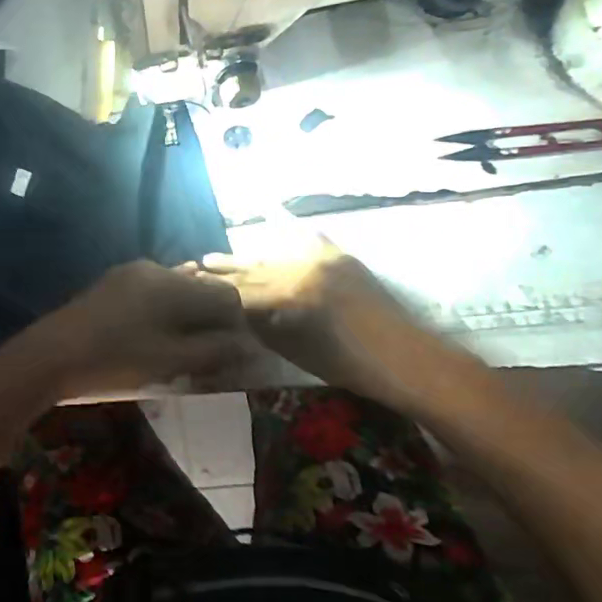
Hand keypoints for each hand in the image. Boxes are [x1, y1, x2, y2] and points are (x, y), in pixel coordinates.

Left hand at [0, 261, 260, 403]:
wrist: (51, 355)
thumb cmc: (115, 360)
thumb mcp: (171, 360)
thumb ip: (215, 350)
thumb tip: (248, 345)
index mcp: (173, 283)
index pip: (225, 295)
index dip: (236, 326)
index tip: (231, 355)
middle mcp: (154, 269)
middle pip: (200, 290)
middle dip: (210, 322)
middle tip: (205, 357)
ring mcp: (128, 274)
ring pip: (175, 292)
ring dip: (185, 318)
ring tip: (178, 351)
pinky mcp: (110, 284)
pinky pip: (151, 294)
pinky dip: (162, 314)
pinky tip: (151, 339)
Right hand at [195, 244, 483, 410]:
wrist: (410, 362)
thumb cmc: (350, 368)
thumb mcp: (294, 350)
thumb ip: (262, 325)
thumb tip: (237, 312)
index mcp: (290, 294)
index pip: (241, 289)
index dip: (214, 290)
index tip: (190, 286)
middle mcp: (304, 268)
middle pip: (254, 267)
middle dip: (225, 270)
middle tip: (196, 266)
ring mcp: (326, 259)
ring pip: (275, 255)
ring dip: (249, 258)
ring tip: (219, 257)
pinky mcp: (344, 259)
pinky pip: (309, 243)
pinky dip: (290, 241)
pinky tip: (275, 233)